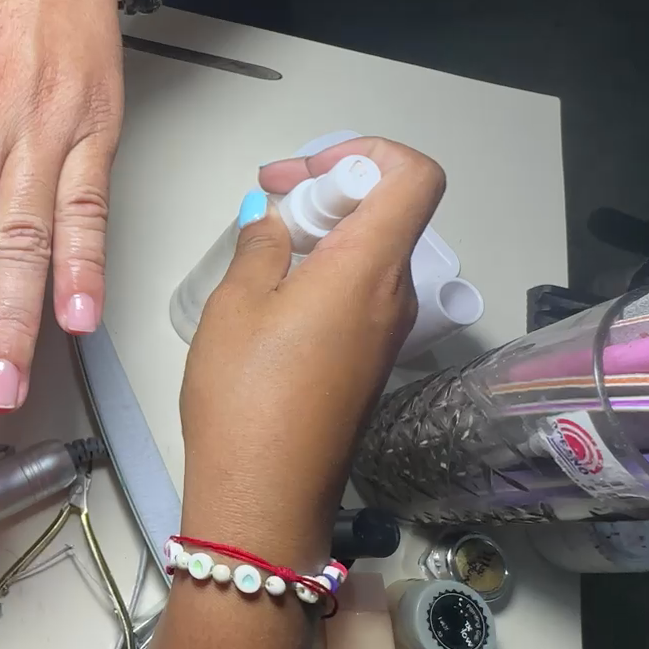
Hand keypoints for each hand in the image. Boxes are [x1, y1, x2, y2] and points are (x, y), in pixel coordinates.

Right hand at [179, 138, 444, 559]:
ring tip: (260, 254)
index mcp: (367, 269)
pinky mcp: (368, 363)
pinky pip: (360, 294)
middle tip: (267, 206)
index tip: (303, 174)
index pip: (414, 176)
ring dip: (323, 235)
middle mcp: (394, 297)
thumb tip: (274, 221)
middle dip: (329, 191)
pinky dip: (324, 275)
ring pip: (371, 254)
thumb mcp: (235, 305)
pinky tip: (272, 300)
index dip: (364, 153)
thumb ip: (260, 247)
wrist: (264, 494)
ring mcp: (386, 334)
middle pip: (389, 212)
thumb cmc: (243, 393)